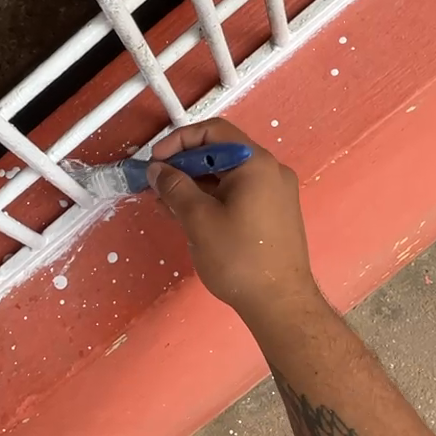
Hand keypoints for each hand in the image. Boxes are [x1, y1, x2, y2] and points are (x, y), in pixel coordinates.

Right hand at [148, 118, 321, 321]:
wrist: (279, 303)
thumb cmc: (238, 258)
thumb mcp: (198, 219)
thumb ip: (175, 187)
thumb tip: (157, 170)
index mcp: (255, 164)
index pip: (213, 132)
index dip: (179, 142)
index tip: (155, 162)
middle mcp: (270, 171)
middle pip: (221, 153)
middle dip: (185, 165)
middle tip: (157, 185)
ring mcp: (275, 193)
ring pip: (228, 175)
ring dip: (196, 184)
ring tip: (167, 204)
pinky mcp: (274, 214)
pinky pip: (238, 193)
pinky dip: (212, 198)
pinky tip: (190, 216)